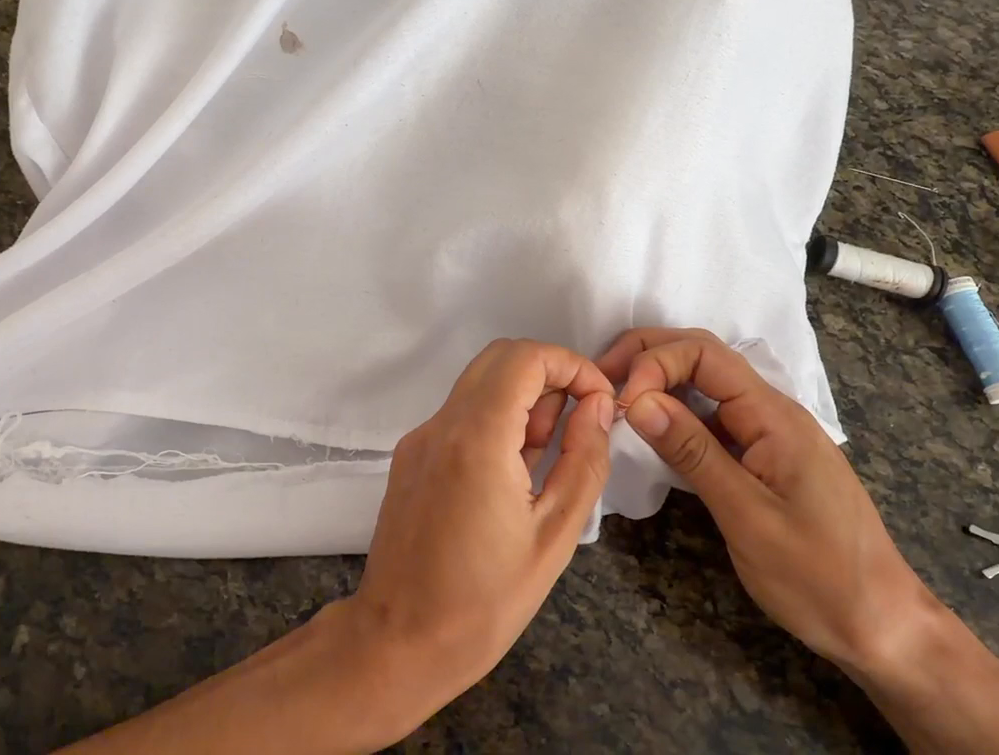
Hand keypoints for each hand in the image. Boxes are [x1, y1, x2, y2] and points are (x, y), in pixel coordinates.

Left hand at [339, 338, 617, 726]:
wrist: (399, 642)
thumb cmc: (485, 601)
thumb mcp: (555, 535)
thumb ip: (583, 459)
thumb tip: (597, 406)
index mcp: (476, 438)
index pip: (525, 357)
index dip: (572, 365)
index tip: (599, 401)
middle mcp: (440, 425)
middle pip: (500, 359)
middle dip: (549, 376)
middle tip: (579, 426)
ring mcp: (420, 439)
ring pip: (479, 385)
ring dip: (523, 400)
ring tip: (549, 460)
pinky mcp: (411, 458)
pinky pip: (461, 416)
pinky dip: (497, 422)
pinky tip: (516, 475)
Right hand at [599, 328, 944, 675]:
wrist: (881, 624)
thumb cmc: (817, 576)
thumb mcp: (747, 517)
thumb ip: (692, 453)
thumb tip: (637, 400)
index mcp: (774, 416)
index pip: (705, 354)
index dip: (655, 362)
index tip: (620, 401)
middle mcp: (772, 412)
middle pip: (704, 356)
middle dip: (648, 356)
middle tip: (599, 377)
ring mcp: (768, 433)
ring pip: (706, 385)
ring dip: (658, 381)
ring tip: (613, 398)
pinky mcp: (762, 456)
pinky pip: (712, 417)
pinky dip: (674, 414)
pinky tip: (648, 429)